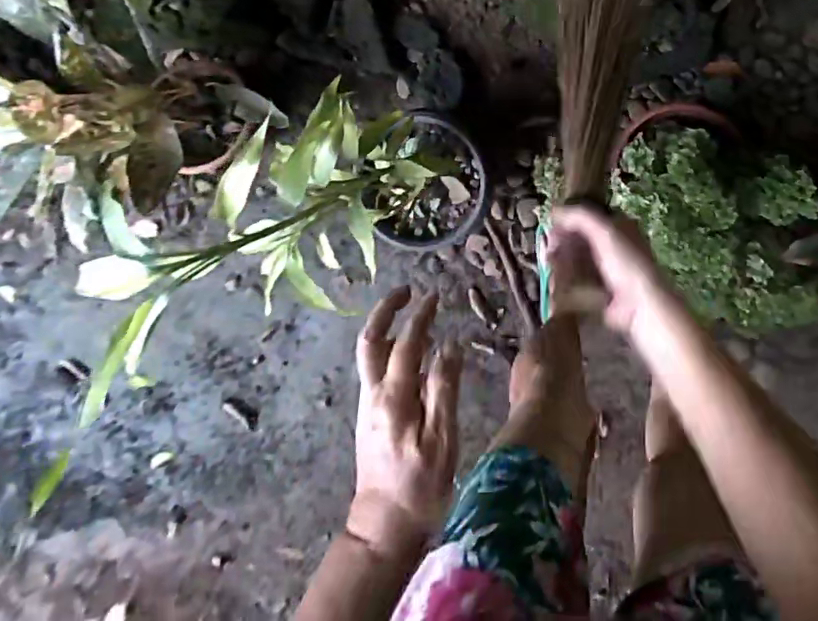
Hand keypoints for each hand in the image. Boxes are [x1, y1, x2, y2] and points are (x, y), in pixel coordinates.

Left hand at [347, 287, 461, 559]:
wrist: (382, 526)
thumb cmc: (419, 487)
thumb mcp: (442, 441)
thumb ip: (444, 390)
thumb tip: (450, 345)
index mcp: (394, 398)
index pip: (406, 344)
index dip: (420, 317)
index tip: (435, 296)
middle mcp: (374, 394)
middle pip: (371, 340)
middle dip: (386, 310)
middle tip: (406, 291)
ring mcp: (368, 404)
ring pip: (370, 353)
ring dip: (385, 327)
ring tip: (407, 313)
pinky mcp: (369, 415)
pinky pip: (375, 369)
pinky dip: (388, 349)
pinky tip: (407, 354)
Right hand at [547, 205, 681, 337]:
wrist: (640, 303)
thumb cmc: (626, 261)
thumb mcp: (604, 229)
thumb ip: (579, 215)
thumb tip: (554, 211)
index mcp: (620, 224)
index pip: (588, 215)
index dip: (569, 218)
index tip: (553, 225)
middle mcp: (615, 243)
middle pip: (580, 237)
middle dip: (562, 241)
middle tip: (550, 248)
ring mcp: (608, 266)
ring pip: (577, 257)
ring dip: (562, 259)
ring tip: (551, 265)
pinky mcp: (601, 286)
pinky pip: (579, 277)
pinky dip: (567, 276)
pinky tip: (557, 279)